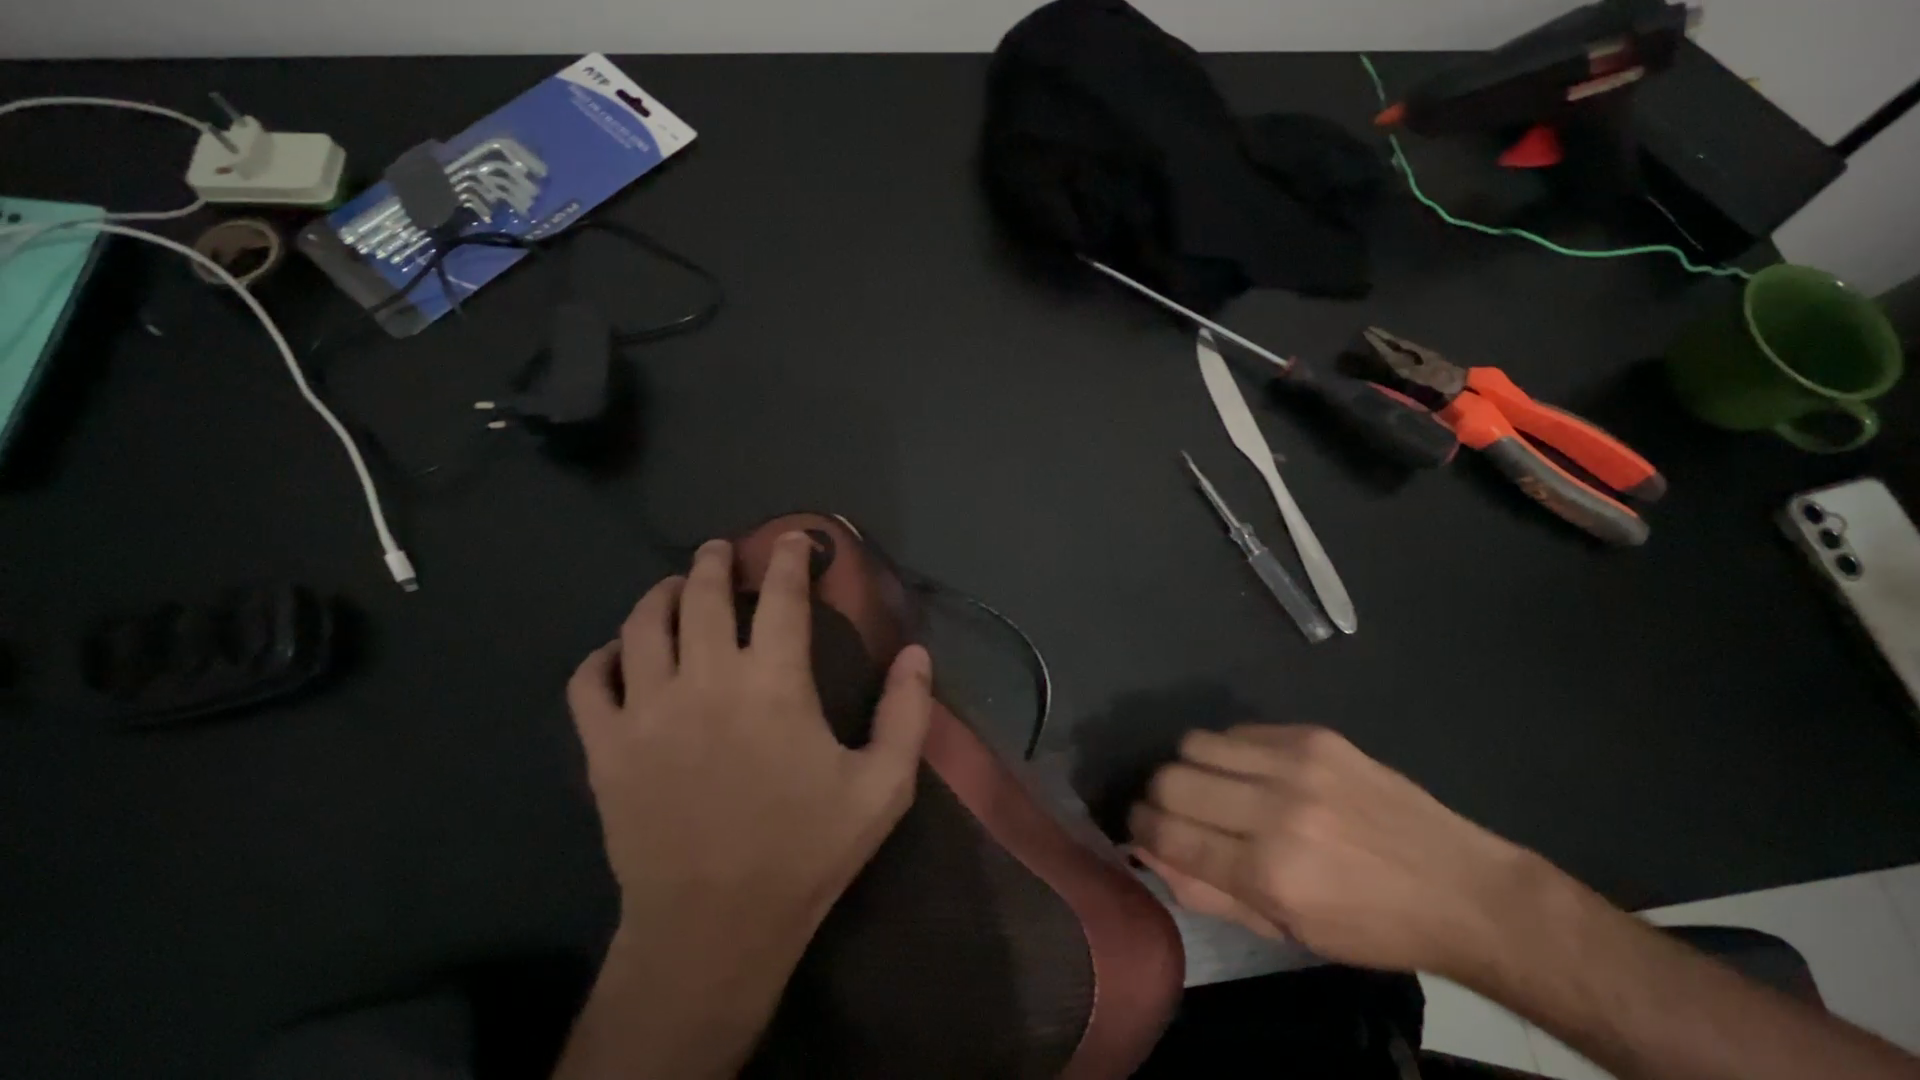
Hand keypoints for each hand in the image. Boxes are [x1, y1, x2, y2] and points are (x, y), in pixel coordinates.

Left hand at [568, 533, 934, 967]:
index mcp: (773, 684)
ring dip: (660, 595)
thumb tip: (916, 653)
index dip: (789, 559)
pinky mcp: (605, 746)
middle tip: (721, 552)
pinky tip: (618, 654)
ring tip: (673, 588)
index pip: (781, 597)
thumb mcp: (882, 789)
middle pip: (702, 596)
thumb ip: (906, 715)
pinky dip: (602, 657)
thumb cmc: (805, 853)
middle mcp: (704, 680)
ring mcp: (646, 710)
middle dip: (714, 562)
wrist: (715, 925)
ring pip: (641, 625)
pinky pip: (588, 681)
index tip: (794, 540)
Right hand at [1129, 724, 1538, 976]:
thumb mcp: (1286, 930)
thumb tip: (1149, 851)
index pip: (1168, 834)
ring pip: (1195, 744)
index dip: (1139, 829)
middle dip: (1155, 798)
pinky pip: (1239, 730)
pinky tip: (1249, 773)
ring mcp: (1297, 765)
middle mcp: (1276, 811)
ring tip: (1210, 788)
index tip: (1137, 828)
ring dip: (1188, 768)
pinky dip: (1229, 752)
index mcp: (1269, 873)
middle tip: (1171, 812)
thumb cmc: (1371, 926)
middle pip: (1169, 780)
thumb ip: (1208, 890)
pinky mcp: (1316, 736)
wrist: (1461, 888)